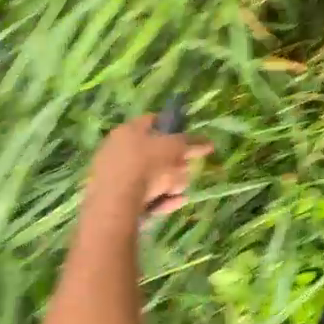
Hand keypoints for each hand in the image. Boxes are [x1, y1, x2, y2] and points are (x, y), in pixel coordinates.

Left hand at [85, 115, 211, 217]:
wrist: (117, 202)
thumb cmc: (147, 165)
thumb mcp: (176, 148)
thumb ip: (193, 143)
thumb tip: (208, 143)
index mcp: (128, 131)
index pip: (152, 121)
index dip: (173, 127)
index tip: (189, 138)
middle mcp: (118, 150)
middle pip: (154, 152)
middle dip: (176, 162)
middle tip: (187, 167)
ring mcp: (115, 175)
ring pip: (152, 176)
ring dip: (171, 182)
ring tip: (179, 189)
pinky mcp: (116, 198)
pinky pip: (146, 195)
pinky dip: (162, 198)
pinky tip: (176, 201)